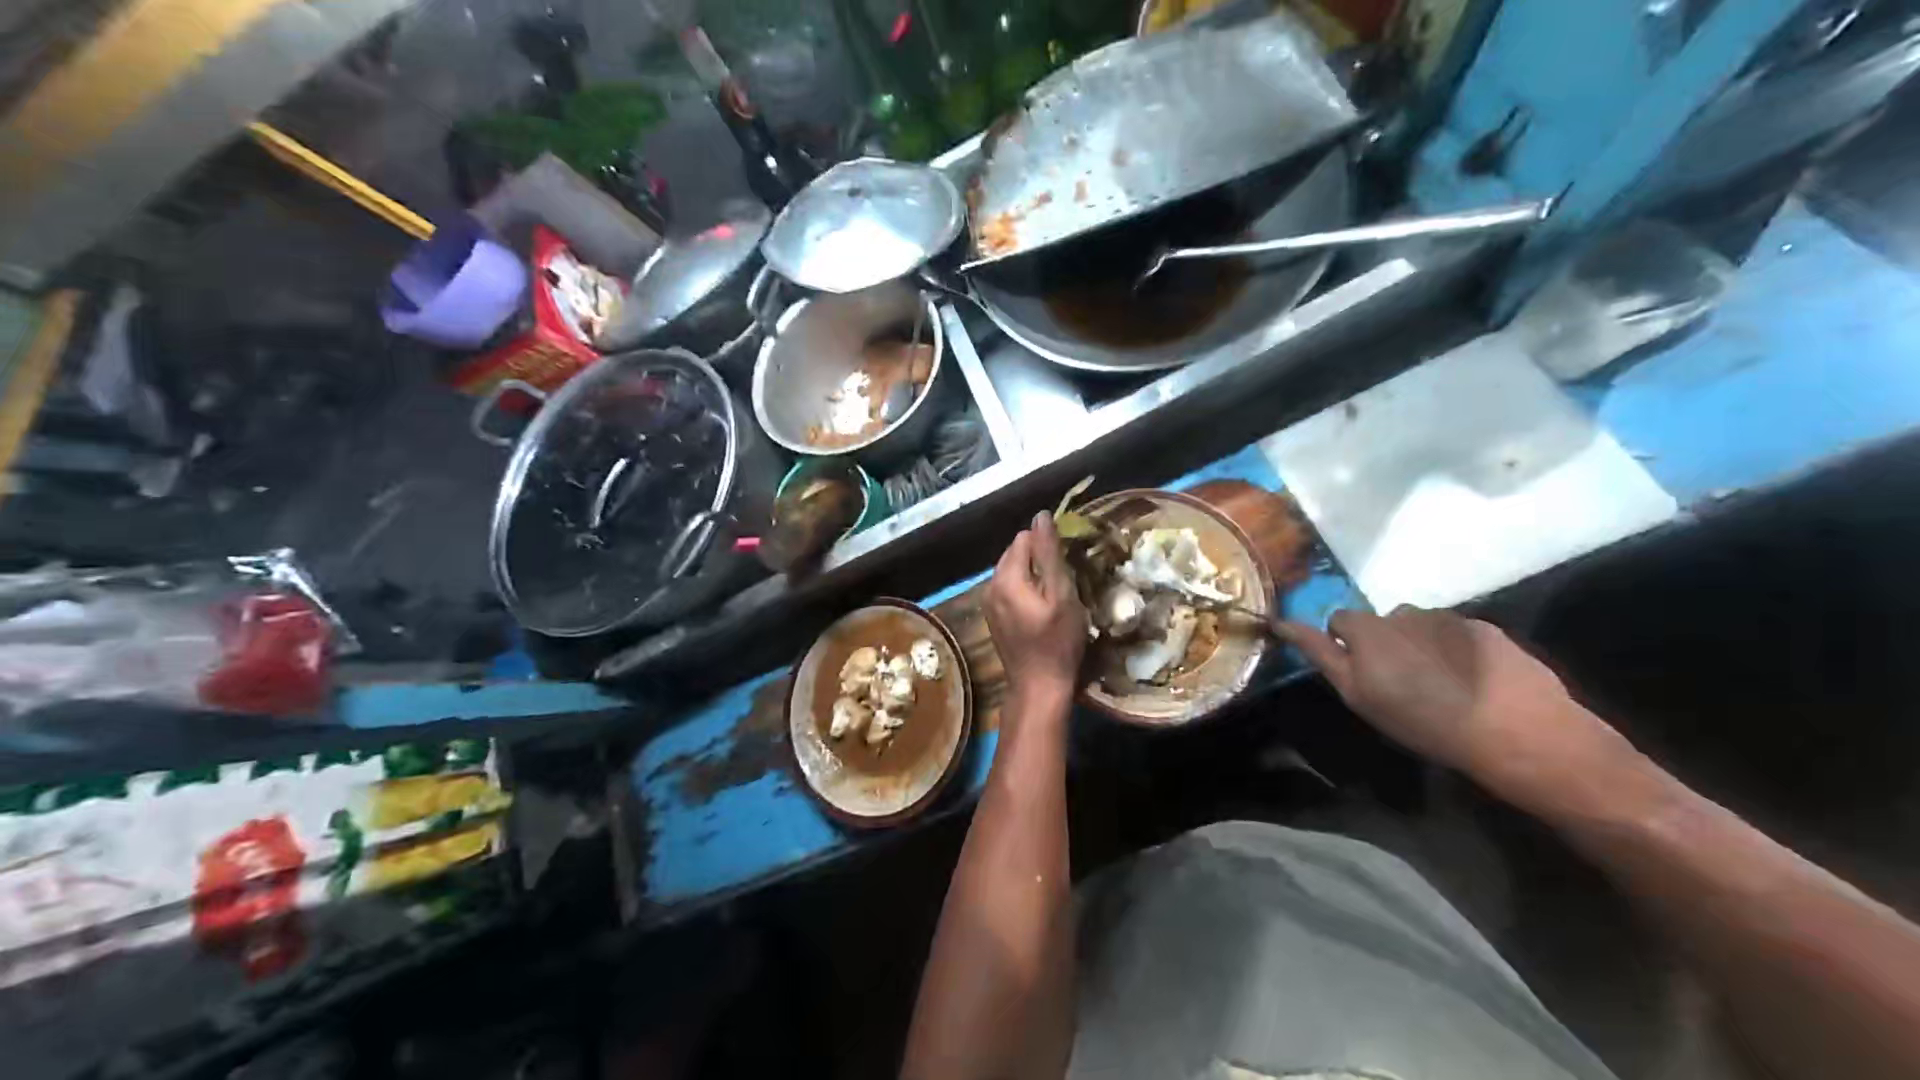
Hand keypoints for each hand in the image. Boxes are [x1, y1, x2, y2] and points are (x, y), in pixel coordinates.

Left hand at [986, 512, 1086, 706]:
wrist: (1038, 687)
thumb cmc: (1057, 641)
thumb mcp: (1061, 594)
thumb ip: (1049, 553)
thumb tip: (1040, 515)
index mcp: (1005, 577)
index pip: (1024, 538)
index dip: (1047, 544)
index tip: (1067, 561)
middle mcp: (990, 585)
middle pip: (1015, 553)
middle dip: (1038, 557)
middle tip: (1065, 576)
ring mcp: (989, 603)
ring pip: (1013, 572)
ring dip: (1033, 574)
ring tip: (1056, 591)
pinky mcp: (994, 618)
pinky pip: (1009, 590)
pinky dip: (1025, 589)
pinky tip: (1042, 606)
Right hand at [1278, 607, 1635, 804]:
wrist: (1520, 732)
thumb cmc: (1425, 722)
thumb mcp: (1360, 696)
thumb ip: (1322, 654)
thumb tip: (1282, 622)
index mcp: (1369, 631)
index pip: (1338, 620)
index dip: (1341, 641)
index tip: (1350, 663)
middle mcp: (1402, 616)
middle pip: (1379, 622)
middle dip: (1381, 643)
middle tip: (1399, 683)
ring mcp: (1447, 619)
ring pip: (1417, 626)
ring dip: (1417, 644)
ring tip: (1439, 682)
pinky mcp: (1485, 628)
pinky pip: (1454, 632)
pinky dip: (1453, 648)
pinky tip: (1472, 679)